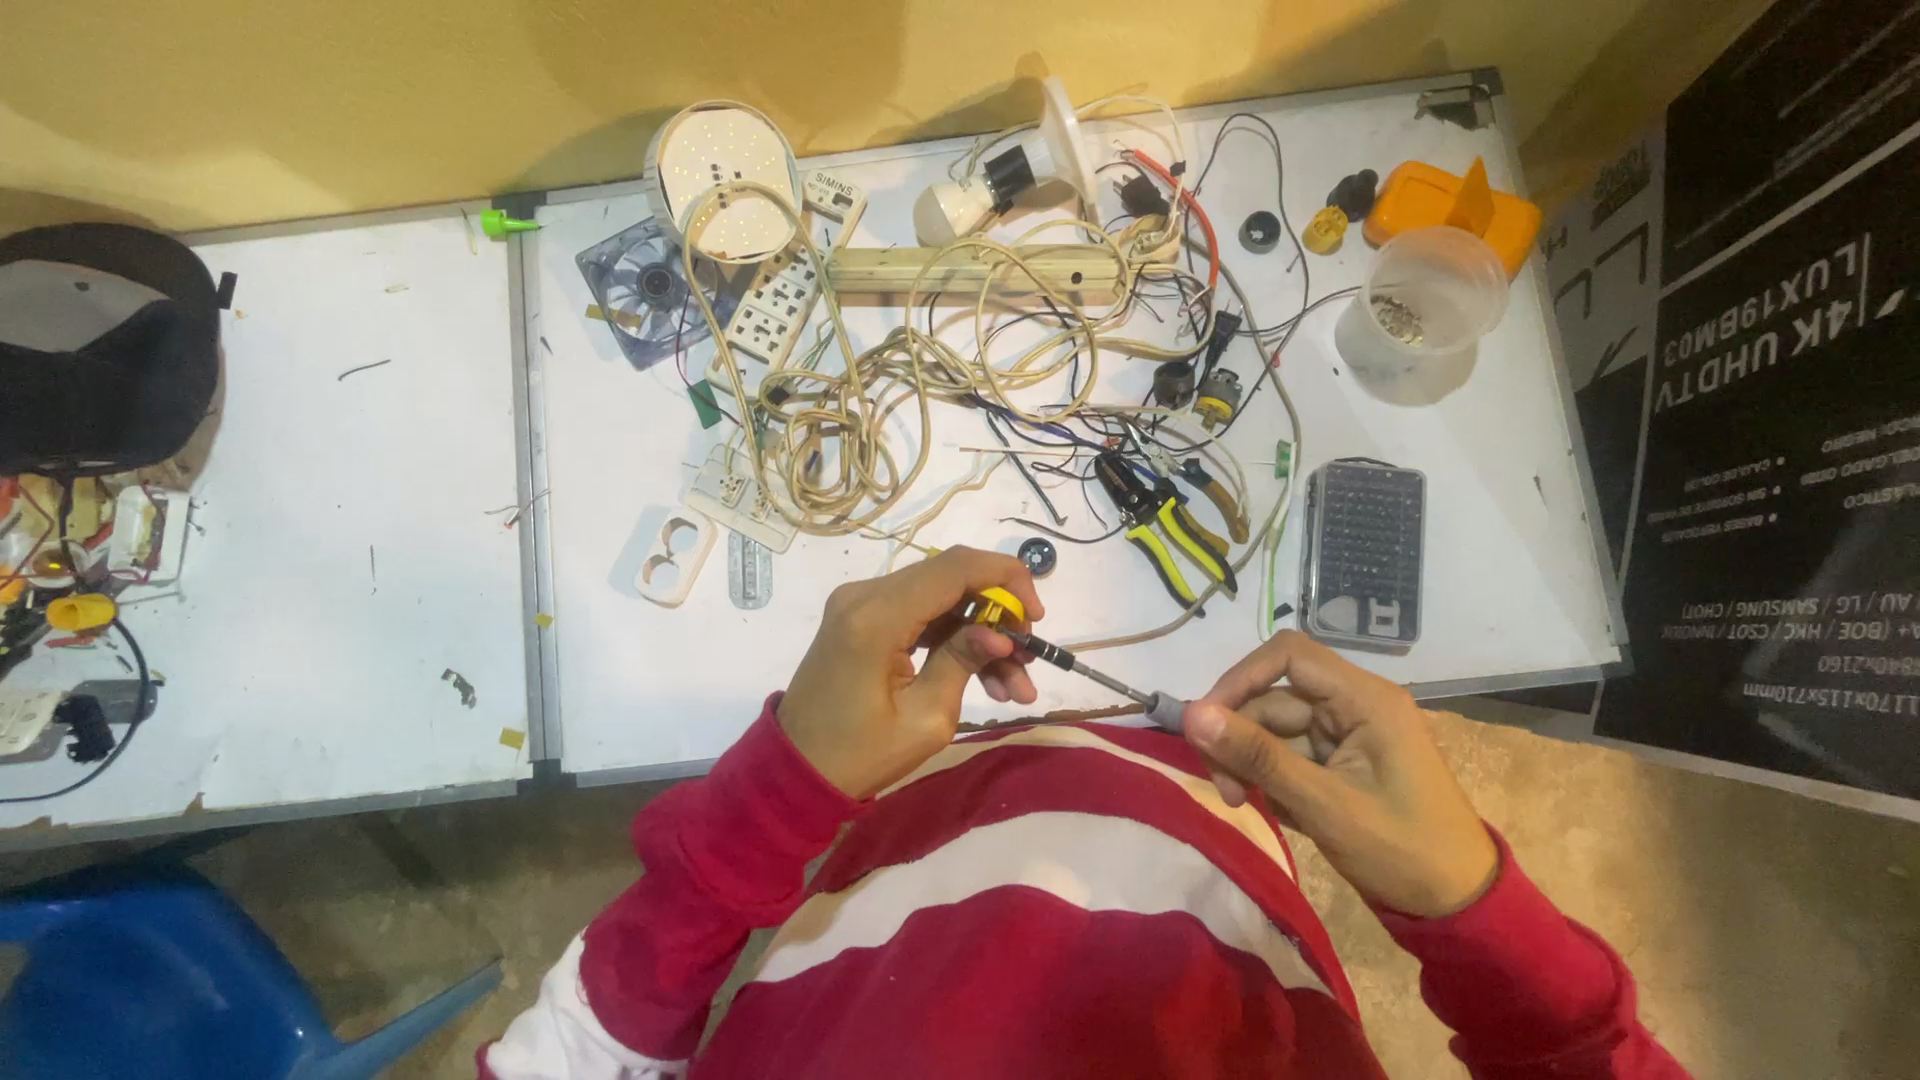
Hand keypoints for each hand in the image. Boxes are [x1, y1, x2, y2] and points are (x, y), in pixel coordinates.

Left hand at [779, 546, 1044, 798]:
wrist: (796, 770)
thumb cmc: (859, 755)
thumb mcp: (925, 718)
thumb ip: (962, 661)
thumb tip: (1002, 634)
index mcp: (877, 617)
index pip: (955, 568)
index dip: (1005, 579)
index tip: (1036, 616)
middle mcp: (865, 595)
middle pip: (950, 578)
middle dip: (998, 614)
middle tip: (1027, 662)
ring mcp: (860, 604)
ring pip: (940, 598)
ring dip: (980, 634)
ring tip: (1014, 688)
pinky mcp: (861, 618)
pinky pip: (919, 613)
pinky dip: (953, 638)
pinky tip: (986, 679)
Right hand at [1182, 630, 1497, 917]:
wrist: (1459, 908)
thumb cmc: (1403, 851)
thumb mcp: (1324, 805)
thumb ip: (1257, 757)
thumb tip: (1191, 715)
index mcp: (1365, 699)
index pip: (1288, 655)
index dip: (1240, 678)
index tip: (1206, 722)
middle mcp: (1353, 704)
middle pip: (1272, 696)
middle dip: (1237, 735)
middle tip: (1222, 787)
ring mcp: (1345, 733)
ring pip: (1272, 725)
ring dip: (1247, 760)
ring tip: (1239, 802)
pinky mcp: (1338, 760)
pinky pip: (1286, 751)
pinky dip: (1266, 775)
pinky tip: (1265, 806)